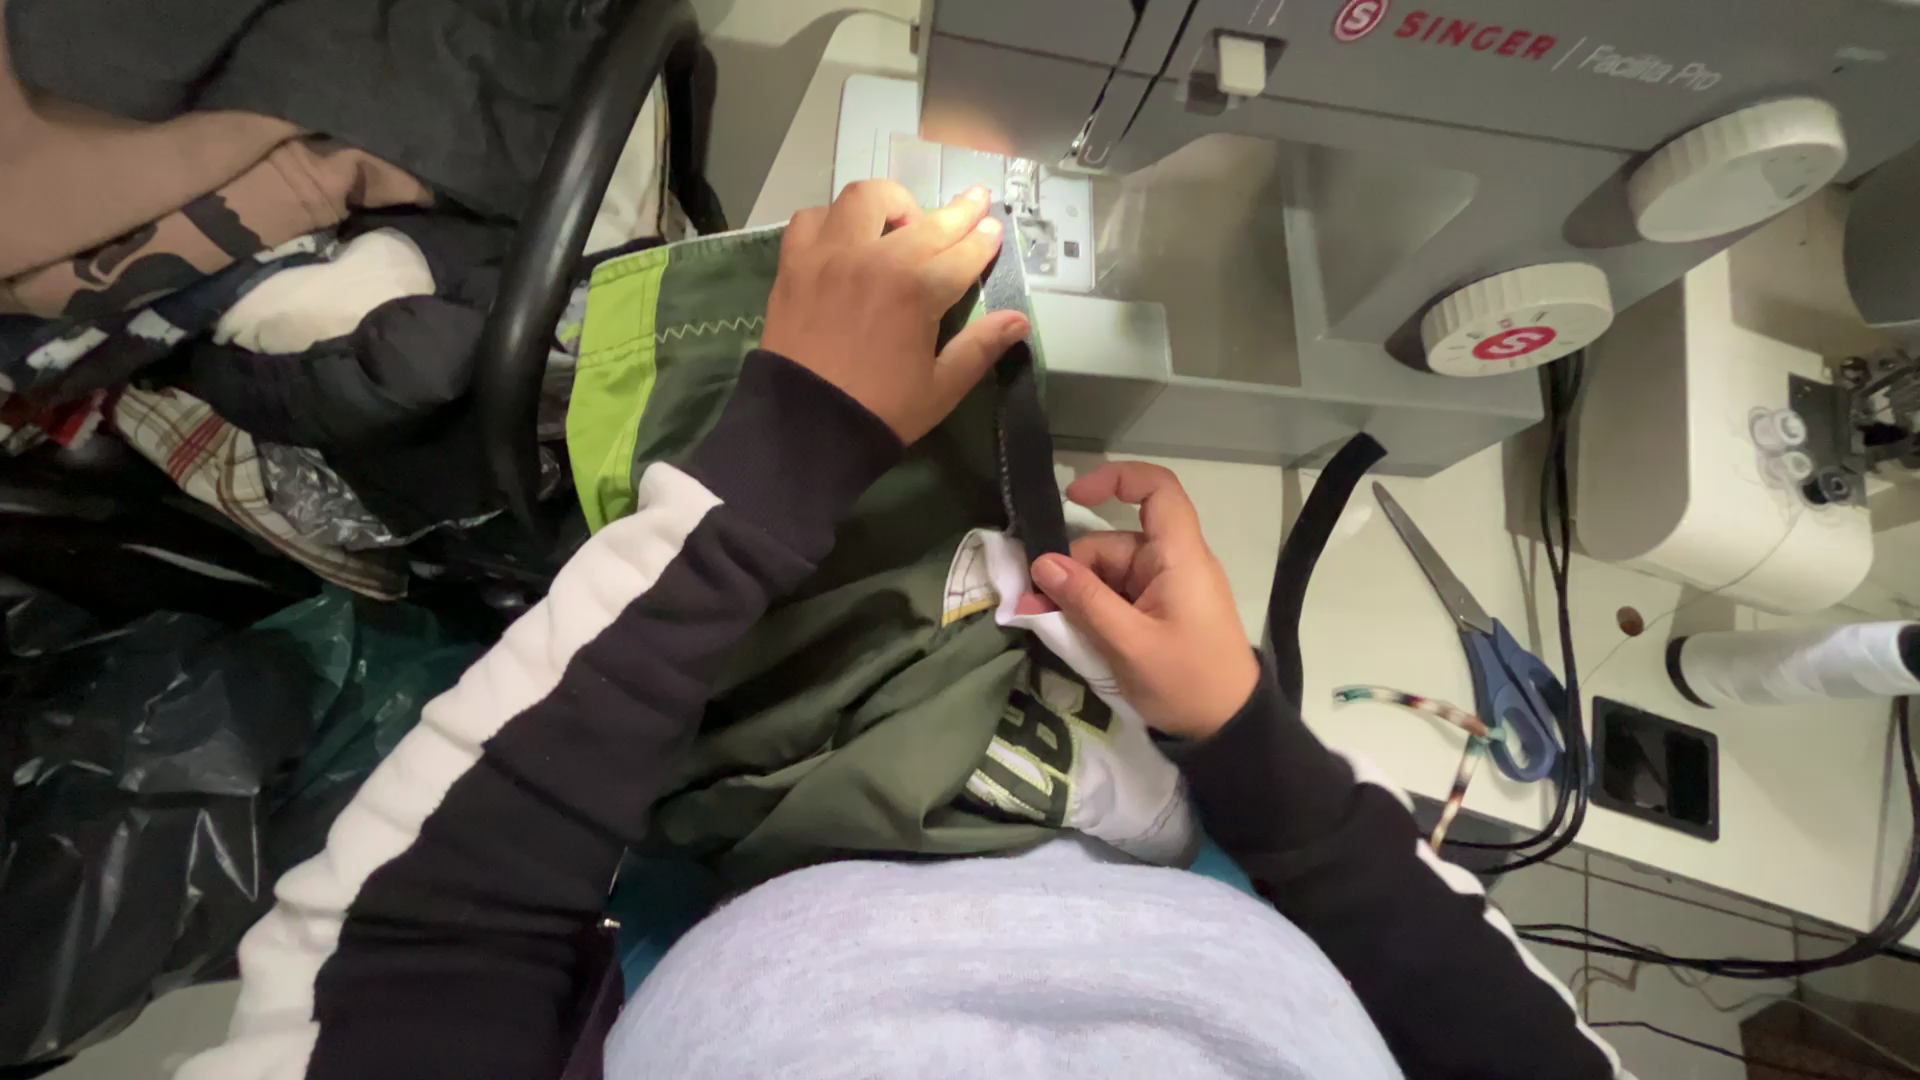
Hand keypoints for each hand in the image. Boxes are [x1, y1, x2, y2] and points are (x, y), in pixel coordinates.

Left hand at [762, 180, 1030, 442]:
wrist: (807, 427)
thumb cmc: (882, 412)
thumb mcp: (941, 388)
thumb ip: (980, 348)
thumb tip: (1018, 320)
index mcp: (918, 290)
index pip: (962, 254)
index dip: (983, 241)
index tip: (993, 228)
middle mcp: (876, 258)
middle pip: (926, 222)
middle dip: (957, 212)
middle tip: (975, 201)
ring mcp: (831, 255)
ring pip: (865, 199)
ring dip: (893, 203)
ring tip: (904, 220)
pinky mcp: (795, 264)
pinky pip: (812, 219)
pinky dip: (834, 219)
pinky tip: (845, 236)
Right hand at [1028, 462, 1259, 738]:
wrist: (1228, 730)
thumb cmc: (1187, 682)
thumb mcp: (1128, 644)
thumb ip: (1085, 601)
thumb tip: (1042, 564)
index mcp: (1179, 557)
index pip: (1157, 490)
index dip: (1115, 479)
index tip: (1072, 496)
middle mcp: (1172, 563)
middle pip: (1113, 542)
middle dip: (1073, 568)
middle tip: (1036, 604)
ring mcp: (1164, 588)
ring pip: (1108, 572)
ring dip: (1077, 593)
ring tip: (1046, 622)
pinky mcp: (1157, 610)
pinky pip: (1116, 595)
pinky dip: (1091, 608)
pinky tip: (1067, 629)